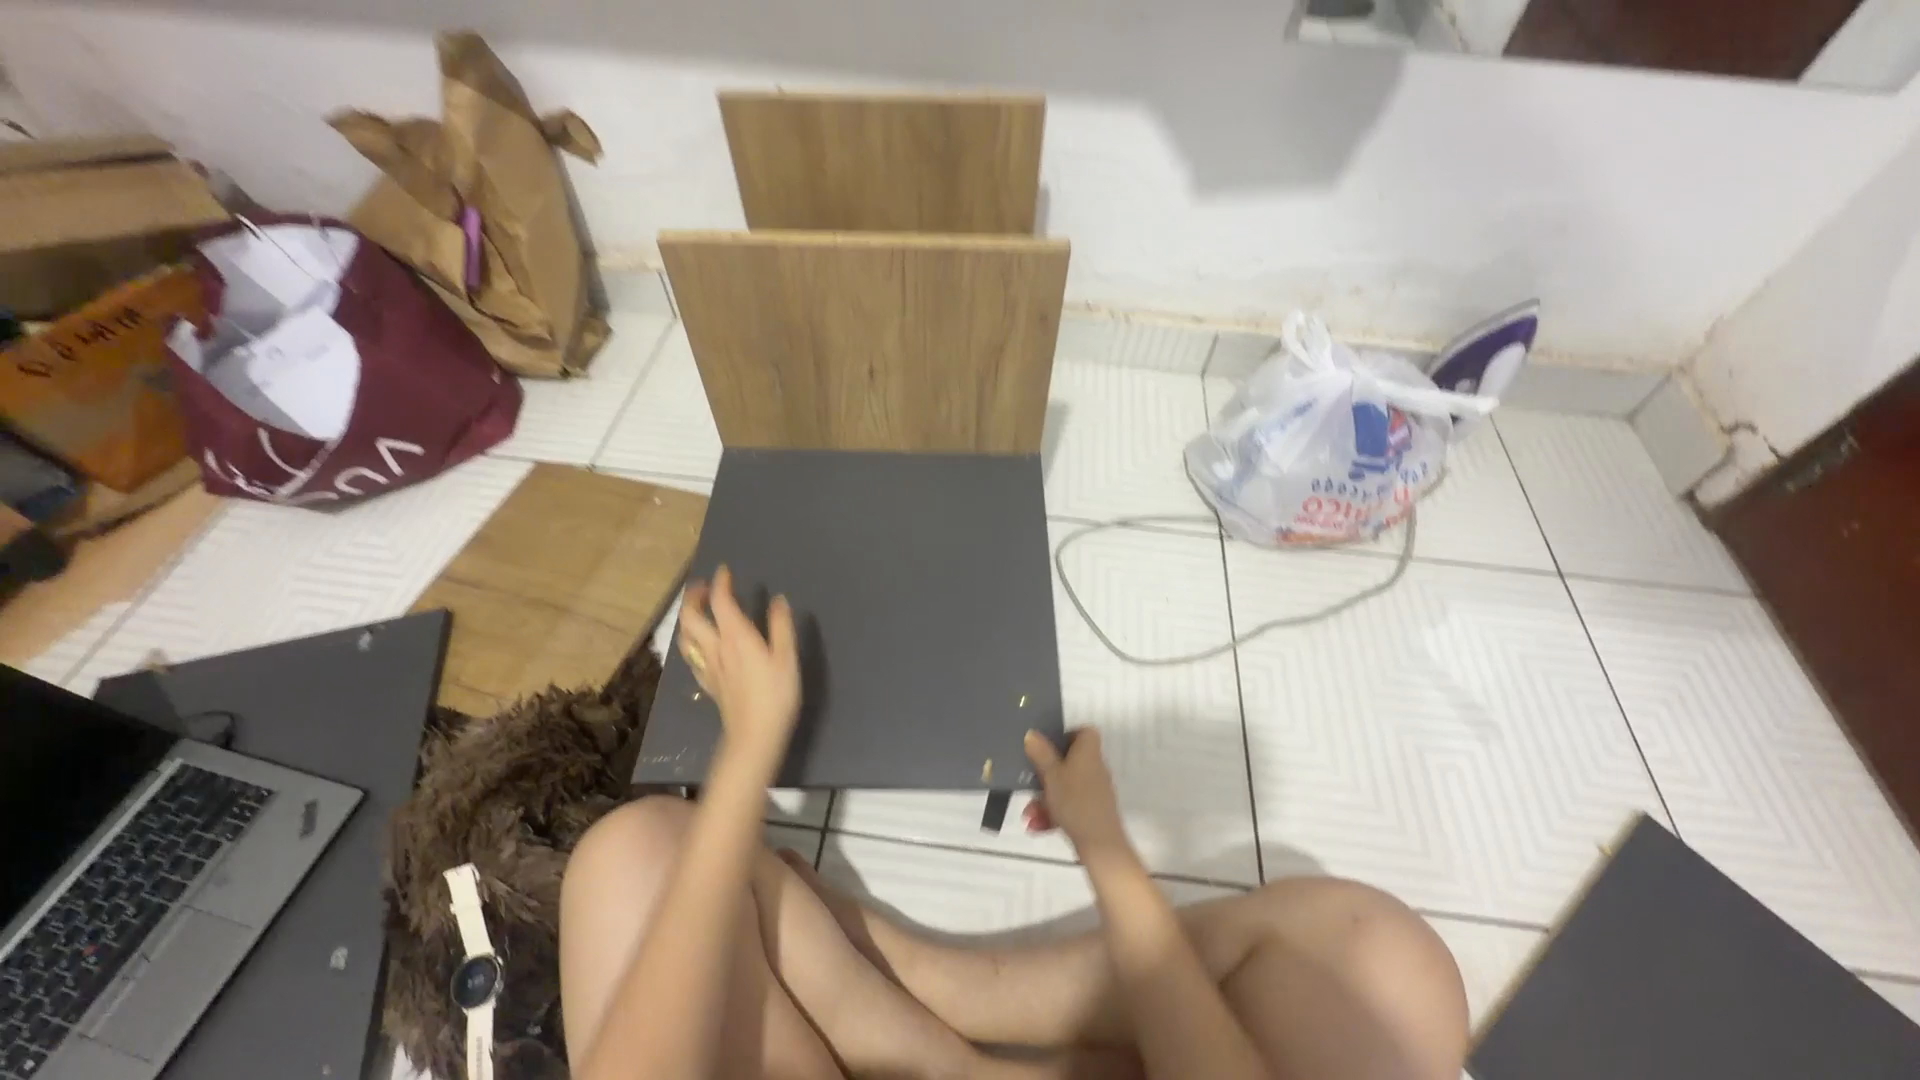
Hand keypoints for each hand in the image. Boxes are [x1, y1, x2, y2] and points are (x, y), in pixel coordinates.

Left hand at [677, 565, 801, 768]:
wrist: (755, 735)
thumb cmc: (776, 695)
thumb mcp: (787, 658)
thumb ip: (781, 627)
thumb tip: (778, 601)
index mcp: (736, 636)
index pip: (720, 601)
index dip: (720, 583)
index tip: (724, 571)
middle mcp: (716, 647)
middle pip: (691, 617)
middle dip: (693, 597)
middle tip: (702, 587)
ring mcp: (708, 667)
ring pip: (686, 637)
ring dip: (687, 618)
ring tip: (696, 611)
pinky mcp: (707, 683)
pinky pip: (691, 656)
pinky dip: (691, 642)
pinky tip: (699, 645)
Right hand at [1023, 729, 1132, 864]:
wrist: (1099, 843)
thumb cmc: (1074, 802)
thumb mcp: (1051, 775)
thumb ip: (1041, 753)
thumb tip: (1032, 733)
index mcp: (1088, 752)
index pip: (1084, 732)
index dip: (1066, 736)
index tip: (1046, 746)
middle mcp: (1094, 768)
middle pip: (1069, 762)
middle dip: (1045, 775)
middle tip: (1029, 782)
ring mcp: (1094, 791)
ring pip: (1065, 787)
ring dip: (1044, 799)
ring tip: (1029, 815)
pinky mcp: (1092, 811)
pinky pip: (1069, 805)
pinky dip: (1053, 813)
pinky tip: (1038, 827)